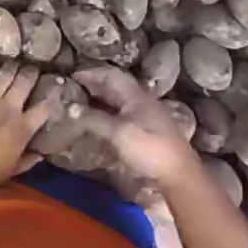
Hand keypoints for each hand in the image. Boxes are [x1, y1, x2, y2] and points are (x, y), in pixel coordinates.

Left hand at [0, 54, 56, 203]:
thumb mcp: (10, 171)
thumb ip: (27, 161)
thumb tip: (41, 155)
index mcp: (22, 129)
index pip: (44, 108)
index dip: (53, 96)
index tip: (57, 87)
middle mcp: (9, 108)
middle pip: (25, 83)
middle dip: (31, 74)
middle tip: (33, 68)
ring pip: (5, 74)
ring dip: (13, 66)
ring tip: (17, 60)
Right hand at [71, 66, 201, 188]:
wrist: (178, 174)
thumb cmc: (150, 149)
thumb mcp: (120, 133)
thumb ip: (94, 119)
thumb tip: (69, 108)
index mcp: (136, 97)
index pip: (112, 75)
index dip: (91, 73)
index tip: (71, 77)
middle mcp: (140, 102)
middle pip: (113, 87)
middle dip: (92, 86)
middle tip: (69, 91)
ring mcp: (143, 117)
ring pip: (116, 102)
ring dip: (97, 101)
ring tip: (76, 105)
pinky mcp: (143, 132)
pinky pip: (118, 116)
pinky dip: (103, 115)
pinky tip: (93, 123)